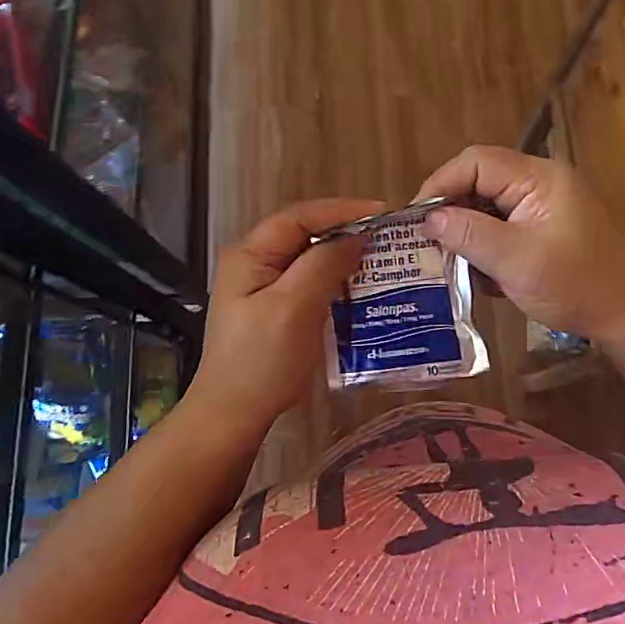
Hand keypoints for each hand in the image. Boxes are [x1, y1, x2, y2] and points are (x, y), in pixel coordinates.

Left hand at [184, 198, 383, 427]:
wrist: (236, 414)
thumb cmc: (262, 361)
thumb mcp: (294, 307)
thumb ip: (324, 265)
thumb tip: (356, 238)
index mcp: (251, 255)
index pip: (300, 217)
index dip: (342, 210)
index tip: (382, 213)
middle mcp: (257, 265)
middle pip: (307, 236)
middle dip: (348, 234)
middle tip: (388, 239)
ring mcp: (267, 289)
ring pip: (313, 261)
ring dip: (346, 260)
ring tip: (384, 261)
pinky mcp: (279, 311)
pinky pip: (314, 286)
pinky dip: (340, 284)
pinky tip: (364, 290)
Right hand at [414, 146, 624, 341]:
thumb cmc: (575, 285)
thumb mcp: (516, 261)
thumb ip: (469, 234)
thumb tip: (428, 219)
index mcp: (539, 178)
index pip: (477, 162)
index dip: (441, 184)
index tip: (416, 218)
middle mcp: (541, 183)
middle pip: (481, 182)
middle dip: (452, 212)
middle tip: (426, 242)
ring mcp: (545, 207)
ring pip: (490, 207)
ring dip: (468, 234)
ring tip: (448, 262)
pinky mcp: (546, 230)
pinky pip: (505, 227)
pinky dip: (487, 248)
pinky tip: (479, 274)